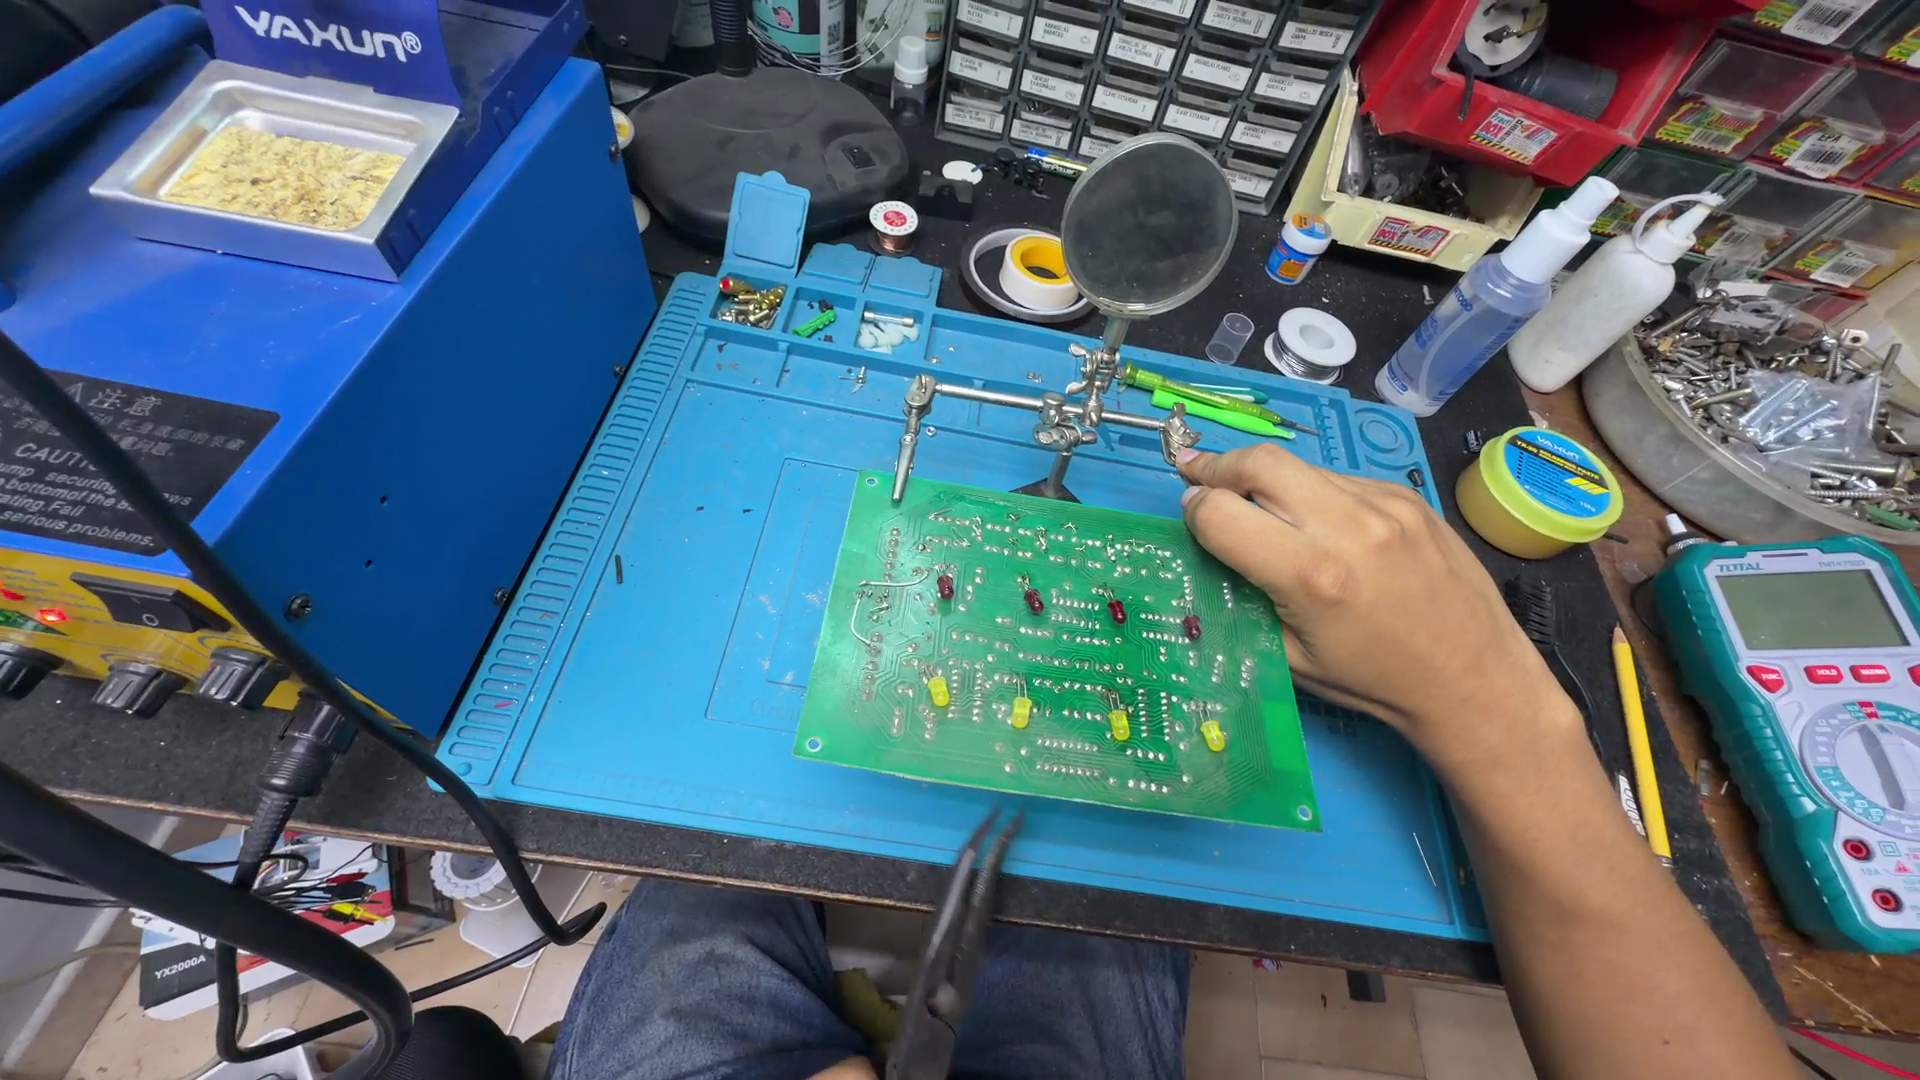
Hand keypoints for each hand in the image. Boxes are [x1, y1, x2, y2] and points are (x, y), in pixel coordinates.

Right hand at [1176, 445, 1578, 765]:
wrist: (1474, 678)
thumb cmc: (1371, 680)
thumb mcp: (1286, 655)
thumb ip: (1242, 595)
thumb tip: (1208, 544)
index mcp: (1311, 576)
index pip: (1222, 513)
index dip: (1193, 511)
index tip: (1189, 516)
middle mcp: (1349, 527)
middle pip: (1259, 462)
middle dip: (1217, 465)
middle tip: (1195, 475)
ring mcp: (1385, 503)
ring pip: (1299, 466)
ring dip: (1264, 479)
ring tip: (1256, 503)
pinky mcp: (1407, 496)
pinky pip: (1337, 479)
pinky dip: (1309, 492)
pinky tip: (1315, 522)